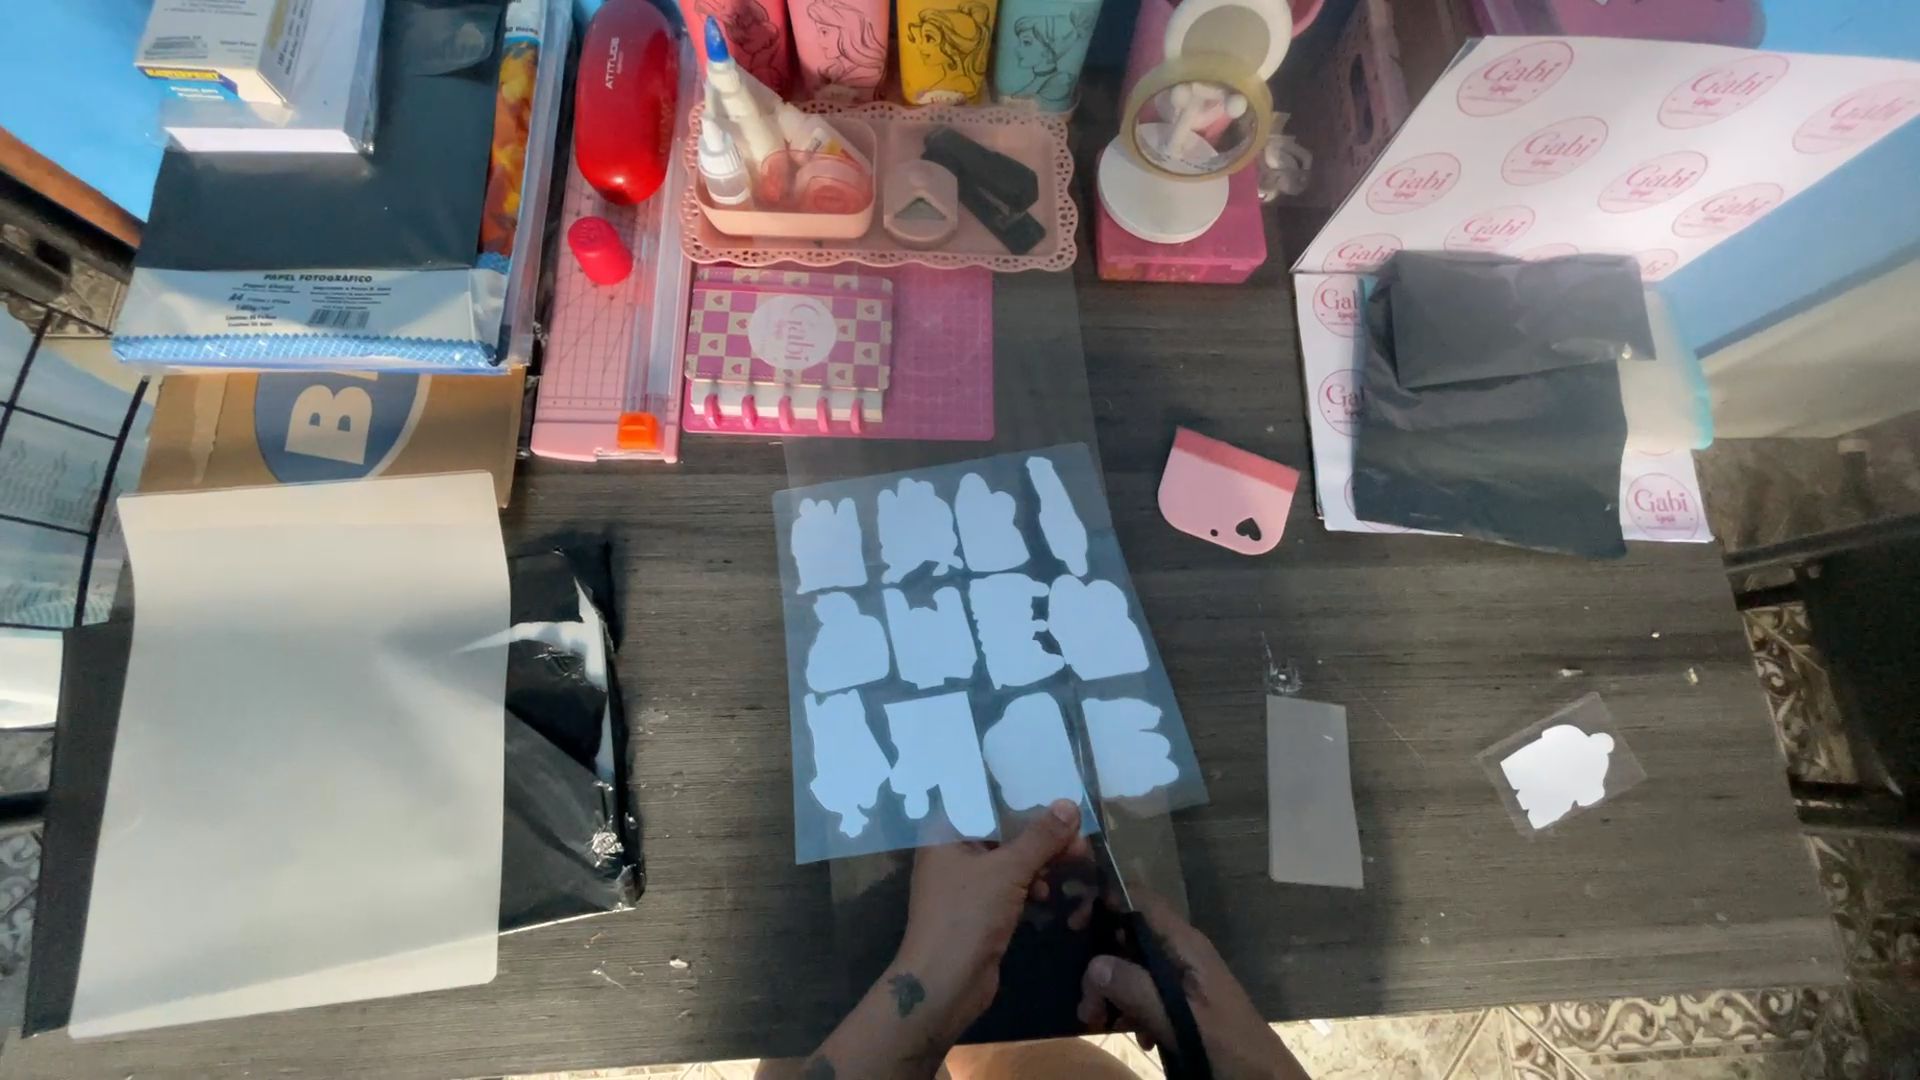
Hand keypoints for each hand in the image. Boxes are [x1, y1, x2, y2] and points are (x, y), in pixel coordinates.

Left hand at [891, 799, 1087, 1045]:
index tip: (1059, 801)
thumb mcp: (1008, 871)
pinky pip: (1007, 886)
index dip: (1025, 802)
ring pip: (1008, 860)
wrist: (944, 986)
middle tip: (1078, 838)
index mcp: (946, 833)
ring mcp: (963, 883)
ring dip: (1038, 861)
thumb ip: (1040, 838)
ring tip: (1073, 861)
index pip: (988, 803)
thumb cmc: (967, 915)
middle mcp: (951, 852)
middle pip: (1002, 832)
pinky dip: (1028, 885)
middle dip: (1040, 836)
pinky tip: (1046, 893)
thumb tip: (1070, 805)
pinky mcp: (977, 909)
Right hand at [1076, 896, 1309, 1079]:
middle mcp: (1182, 952)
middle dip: (1100, 959)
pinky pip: (1146, 990)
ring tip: (1095, 1020)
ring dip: (1111, 989)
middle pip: (1129, 933)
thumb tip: (1094, 964)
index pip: (1139, 899)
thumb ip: (1140, 992)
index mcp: (1186, 945)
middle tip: (1082, 998)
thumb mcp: (1185, 1025)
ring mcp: (1184, 978)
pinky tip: (1132, 1035)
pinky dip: (1129, 1007)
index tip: (1073, 924)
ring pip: (1133, 964)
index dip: (1104, 900)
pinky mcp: (1184, 1004)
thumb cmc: (1234, 1054)